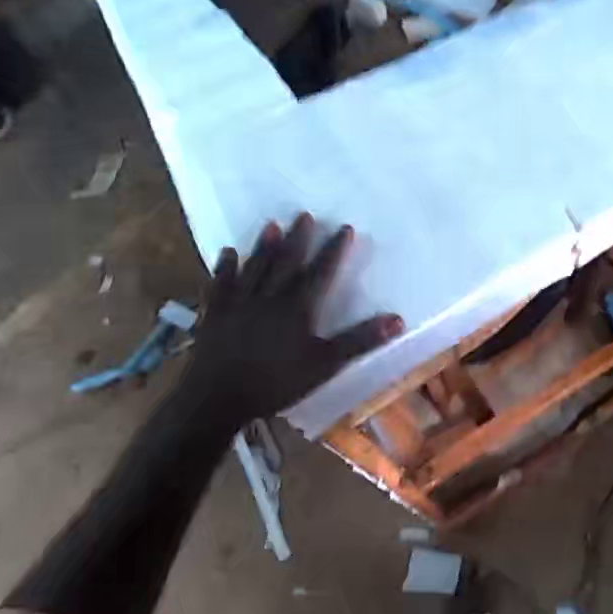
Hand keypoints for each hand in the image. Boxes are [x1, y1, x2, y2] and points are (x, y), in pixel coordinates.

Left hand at [175, 213, 403, 424]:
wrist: (216, 398)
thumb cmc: (276, 383)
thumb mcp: (325, 364)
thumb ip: (360, 340)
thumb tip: (398, 319)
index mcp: (298, 307)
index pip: (321, 271)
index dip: (334, 250)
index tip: (344, 228)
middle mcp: (269, 296)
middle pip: (286, 261)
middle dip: (298, 238)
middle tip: (304, 215)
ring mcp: (238, 303)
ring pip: (254, 267)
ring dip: (264, 245)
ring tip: (272, 225)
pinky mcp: (215, 313)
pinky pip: (221, 283)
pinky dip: (225, 267)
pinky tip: (228, 253)